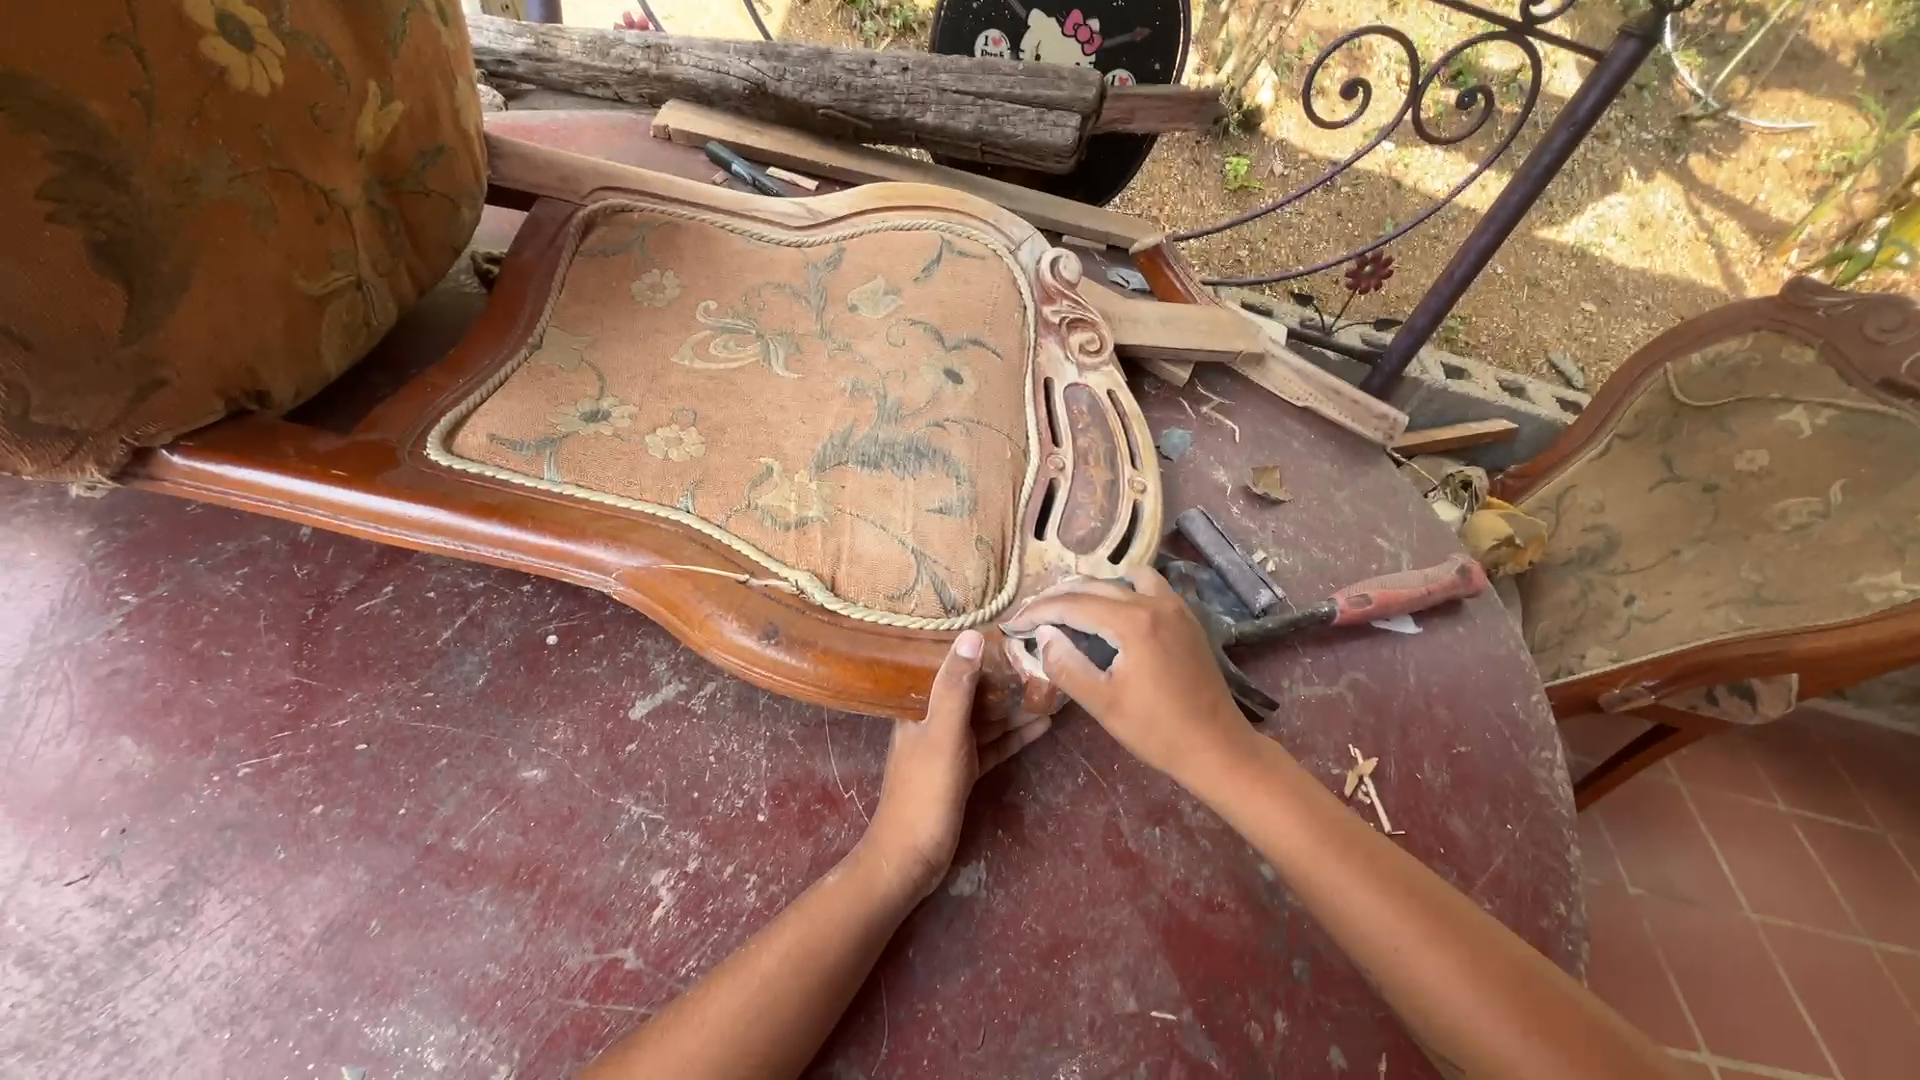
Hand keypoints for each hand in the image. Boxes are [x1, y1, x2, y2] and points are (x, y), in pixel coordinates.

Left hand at [860, 630, 1052, 899]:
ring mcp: (949, 747)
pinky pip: (993, 746)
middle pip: (973, 692)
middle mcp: (933, 721)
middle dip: (1005, 678)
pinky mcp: (963, 772)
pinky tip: (1043, 725)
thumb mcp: (943, 733)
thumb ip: (957, 687)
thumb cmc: (924, 791)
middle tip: (1043, 659)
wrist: (911, 856)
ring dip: (1015, 707)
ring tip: (1052, 689)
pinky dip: (1014, 736)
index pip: (950, 667)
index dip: (978, 650)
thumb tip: (972, 634)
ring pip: (987, 719)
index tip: (1011, 633)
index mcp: (919, 706)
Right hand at [1000, 569, 1254, 786]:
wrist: (1217, 747)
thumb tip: (1044, 634)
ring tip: (1069, 607)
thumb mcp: (1102, 703)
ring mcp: (1175, 607)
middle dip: (1058, 597)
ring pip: (1124, 578)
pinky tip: (1111, 611)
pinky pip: (1148, 586)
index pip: (1073, 605)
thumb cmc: (1157, 731)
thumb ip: (1067, 665)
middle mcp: (1155, 602)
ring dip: (1092, 588)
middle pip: (1095, 586)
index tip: (1013, 624)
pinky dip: (1122, 589)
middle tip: (1031, 615)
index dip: (1037, 611)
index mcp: (1133, 622)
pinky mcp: (1186, 618)